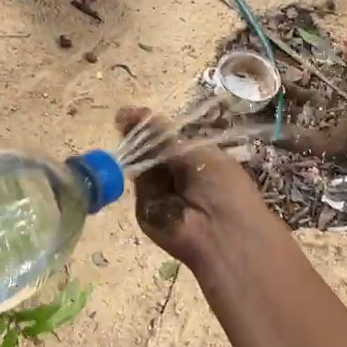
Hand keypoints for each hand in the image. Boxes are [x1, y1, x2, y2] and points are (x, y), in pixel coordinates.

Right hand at [116, 106, 283, 269]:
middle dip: (137, 134)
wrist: (223, 232)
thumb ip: (163, 136)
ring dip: (133, 149)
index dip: (150, 127)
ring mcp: (158, 193)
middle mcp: (175, 176)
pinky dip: (131, 169)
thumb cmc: (223, 188)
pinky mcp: (145, 209)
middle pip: (149, 150)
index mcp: (195, 161)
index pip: (166, 140)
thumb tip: (136, 113)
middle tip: (123, 119)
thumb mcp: (196, 153)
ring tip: (126, 132)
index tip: (130, 114)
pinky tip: (127, 155)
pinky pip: (136, 184)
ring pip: (140, 164)